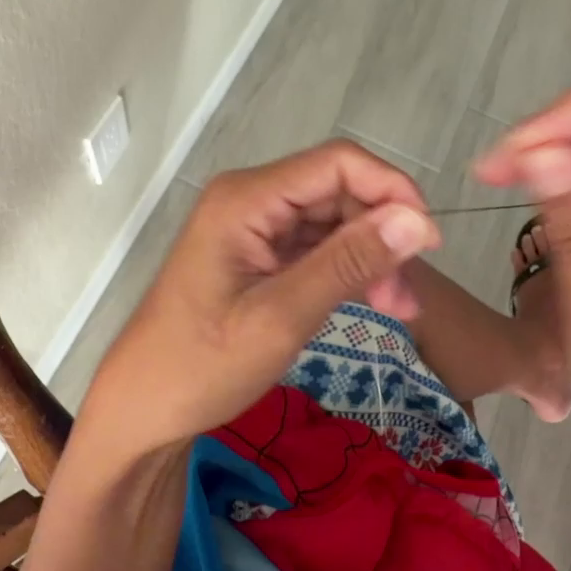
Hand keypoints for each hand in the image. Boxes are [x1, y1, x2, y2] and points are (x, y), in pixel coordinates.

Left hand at [77, 139, 439, 462]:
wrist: (143, 408)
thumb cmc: (203, 365)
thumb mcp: (282, 317)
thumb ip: (349, 264)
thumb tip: (417, 220)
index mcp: (246, 199)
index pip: (338, 163)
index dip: (391, 190)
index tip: (427, 243)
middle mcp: (250, 199)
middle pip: (338, 190)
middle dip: (381, 233)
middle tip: (408, 297)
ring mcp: (252, 226)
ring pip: (332, 220)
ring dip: (369, 256)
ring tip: (397, 310)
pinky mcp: (257, 253)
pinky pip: (315, 245)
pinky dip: (346, 270)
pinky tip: (371, 302)